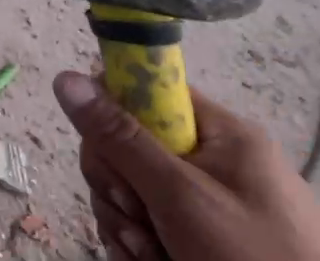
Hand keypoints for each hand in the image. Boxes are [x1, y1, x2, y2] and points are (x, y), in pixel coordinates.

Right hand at [53, 72, 319, 260]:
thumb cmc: (253, 259)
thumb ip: (121, 138)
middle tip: (135, 214)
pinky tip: (151, 258)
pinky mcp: (197, 231)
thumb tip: (66, 78)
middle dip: (115, 184)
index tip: (106, 148)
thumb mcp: (182, 197)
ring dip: (122, 219)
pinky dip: (135, 239)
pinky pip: (138, 216)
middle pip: (123, 143)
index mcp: (223, 136)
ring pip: (124, 185)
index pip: (144, 91)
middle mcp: (213, 160)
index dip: (110, 111)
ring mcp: (206, 199)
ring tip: (150, 251)